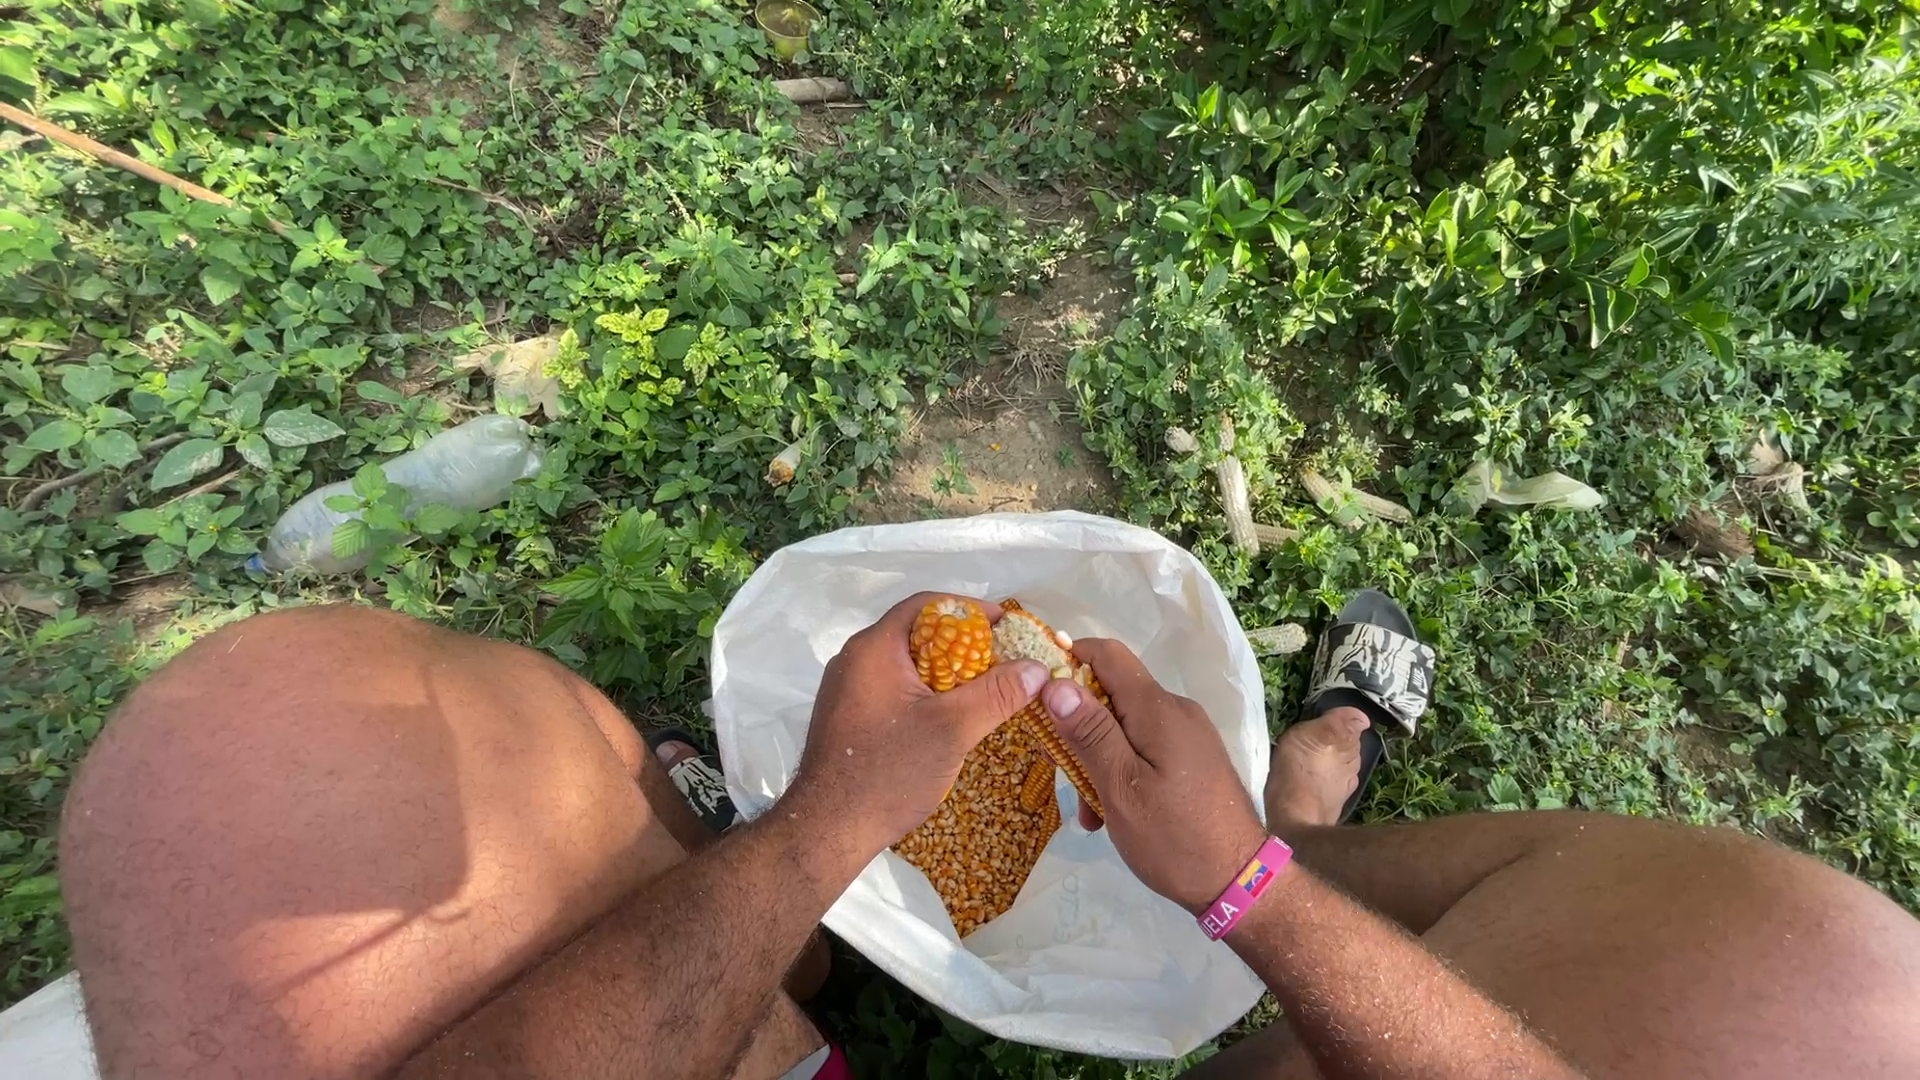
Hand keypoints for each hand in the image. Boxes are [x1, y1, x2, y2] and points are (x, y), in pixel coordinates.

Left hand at [791, 592, 1049, 856]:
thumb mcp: (952, 729)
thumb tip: (1037, 668)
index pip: (925, 604)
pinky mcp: (846, 715)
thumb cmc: (888, 771)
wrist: (826, 831)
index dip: (968, 609)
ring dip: (943, 669)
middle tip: (1000, 659)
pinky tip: (948, 714)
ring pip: (905, 662)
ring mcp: (846, 688)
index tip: (1004, 626)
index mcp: (873, 647)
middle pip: (915, 632)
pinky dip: (923, 690)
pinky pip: (892, 685)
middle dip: (961, 642)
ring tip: (982, 687)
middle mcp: (854, 658)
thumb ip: (996, 694)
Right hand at [1041, 639, 1266, 912]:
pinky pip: (1145, 746)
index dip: (1069, 658)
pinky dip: (1122, 768)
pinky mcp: (1193, 757)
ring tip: (1088, 808)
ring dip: (1098, 755)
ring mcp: (1188, 734)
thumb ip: (1090, 732)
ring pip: (1126, 724)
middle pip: (1113, 692)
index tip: (1038, 688)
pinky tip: (1112, 812)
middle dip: (1079, 722)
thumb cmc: (1175, 837)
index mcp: (1158, 708)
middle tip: (1057, 765)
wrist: (1243, 886)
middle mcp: (1175, 710)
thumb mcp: (1121, 787)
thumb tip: (1055, 681)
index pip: (1108, 654)